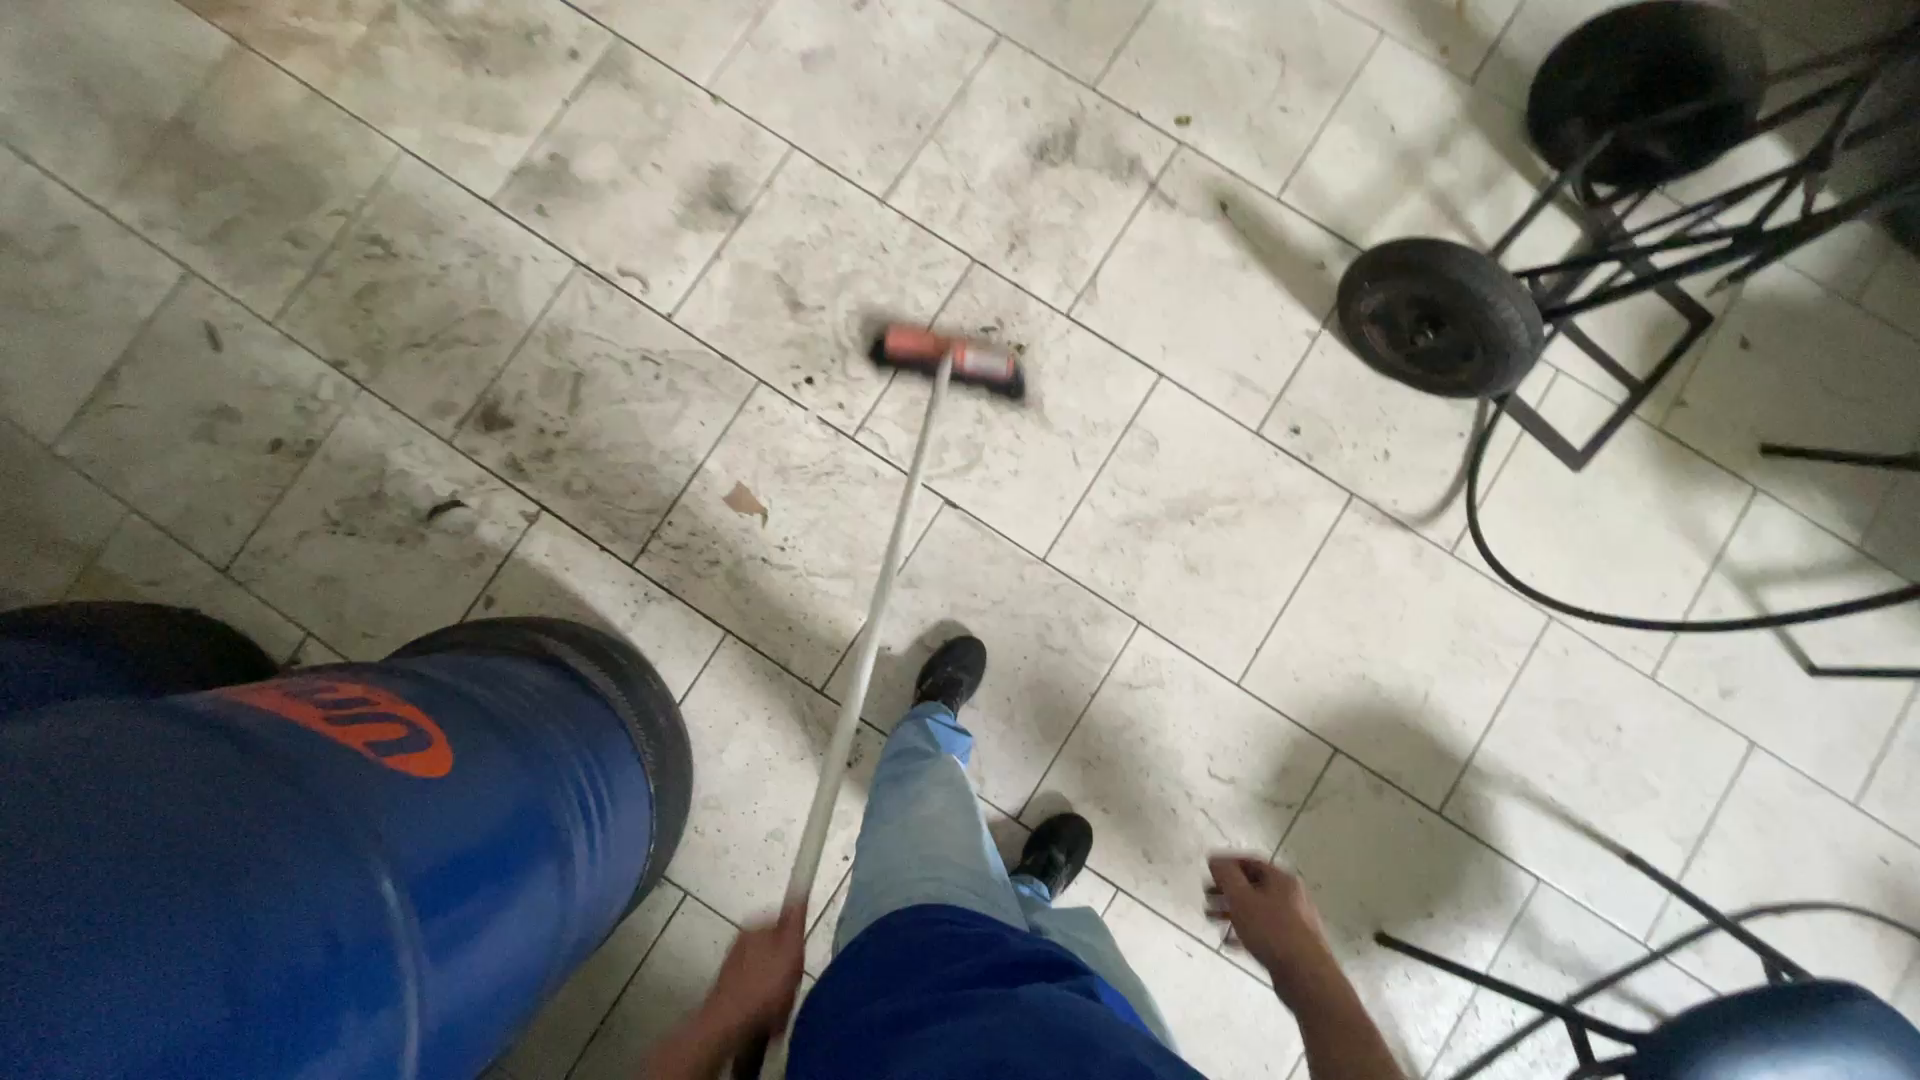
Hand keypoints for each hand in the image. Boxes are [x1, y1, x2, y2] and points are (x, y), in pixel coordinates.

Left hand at [699, 903, 805, 1042]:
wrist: (728, 1027)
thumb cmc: (765, 986)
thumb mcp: (790, 948)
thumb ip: (796, 918)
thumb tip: (800, 886)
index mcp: (753, 928)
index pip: (784, 924)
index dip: (795, 943)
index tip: (798, 960)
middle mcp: (740, 942)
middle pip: (776, 950)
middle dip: (786, 969)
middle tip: (790, 985)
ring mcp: (732, 968)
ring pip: (766, 974)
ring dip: (776, 989)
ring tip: (778, 1006)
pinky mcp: (728, 993)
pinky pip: (755, 993)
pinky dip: (763, 1003)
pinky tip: (766, 1016)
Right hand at [1207, 855, 1338, 1004]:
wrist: (1307, 978)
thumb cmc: (1271, 932)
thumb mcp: (1242, 899)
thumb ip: (1226, 876)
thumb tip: (1215, 859)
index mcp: (1282, 880)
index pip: (1250, 862)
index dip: (1227, 863)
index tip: (1209, 871)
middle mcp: (1292, 897)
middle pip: (1254, 886)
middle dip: (1227, 890)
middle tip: (1207, 896)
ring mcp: (1295, 922)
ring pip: (1258, 910)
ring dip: (1233, 911)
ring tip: (1212, 919)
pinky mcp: (1293, 945)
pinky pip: (1265, 931)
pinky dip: (1246, 931)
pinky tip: (1229, 942)